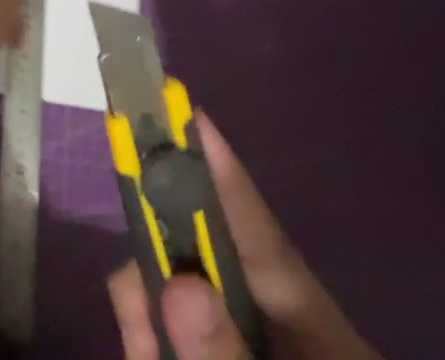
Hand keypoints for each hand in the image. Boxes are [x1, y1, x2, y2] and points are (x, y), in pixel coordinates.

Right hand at [107, 114, 381, 359]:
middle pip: (184, 262)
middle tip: (145, 351)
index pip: (253, 226)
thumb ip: (227, 355)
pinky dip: (155, 349)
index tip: (185, 109)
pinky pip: (168, 334)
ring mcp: (235, 333)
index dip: (218, 166)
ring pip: (166, 303)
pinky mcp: (210, 346)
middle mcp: (265, 311)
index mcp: (299, 311)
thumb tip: (175, 283)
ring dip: (149, 337)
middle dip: (149, 297)